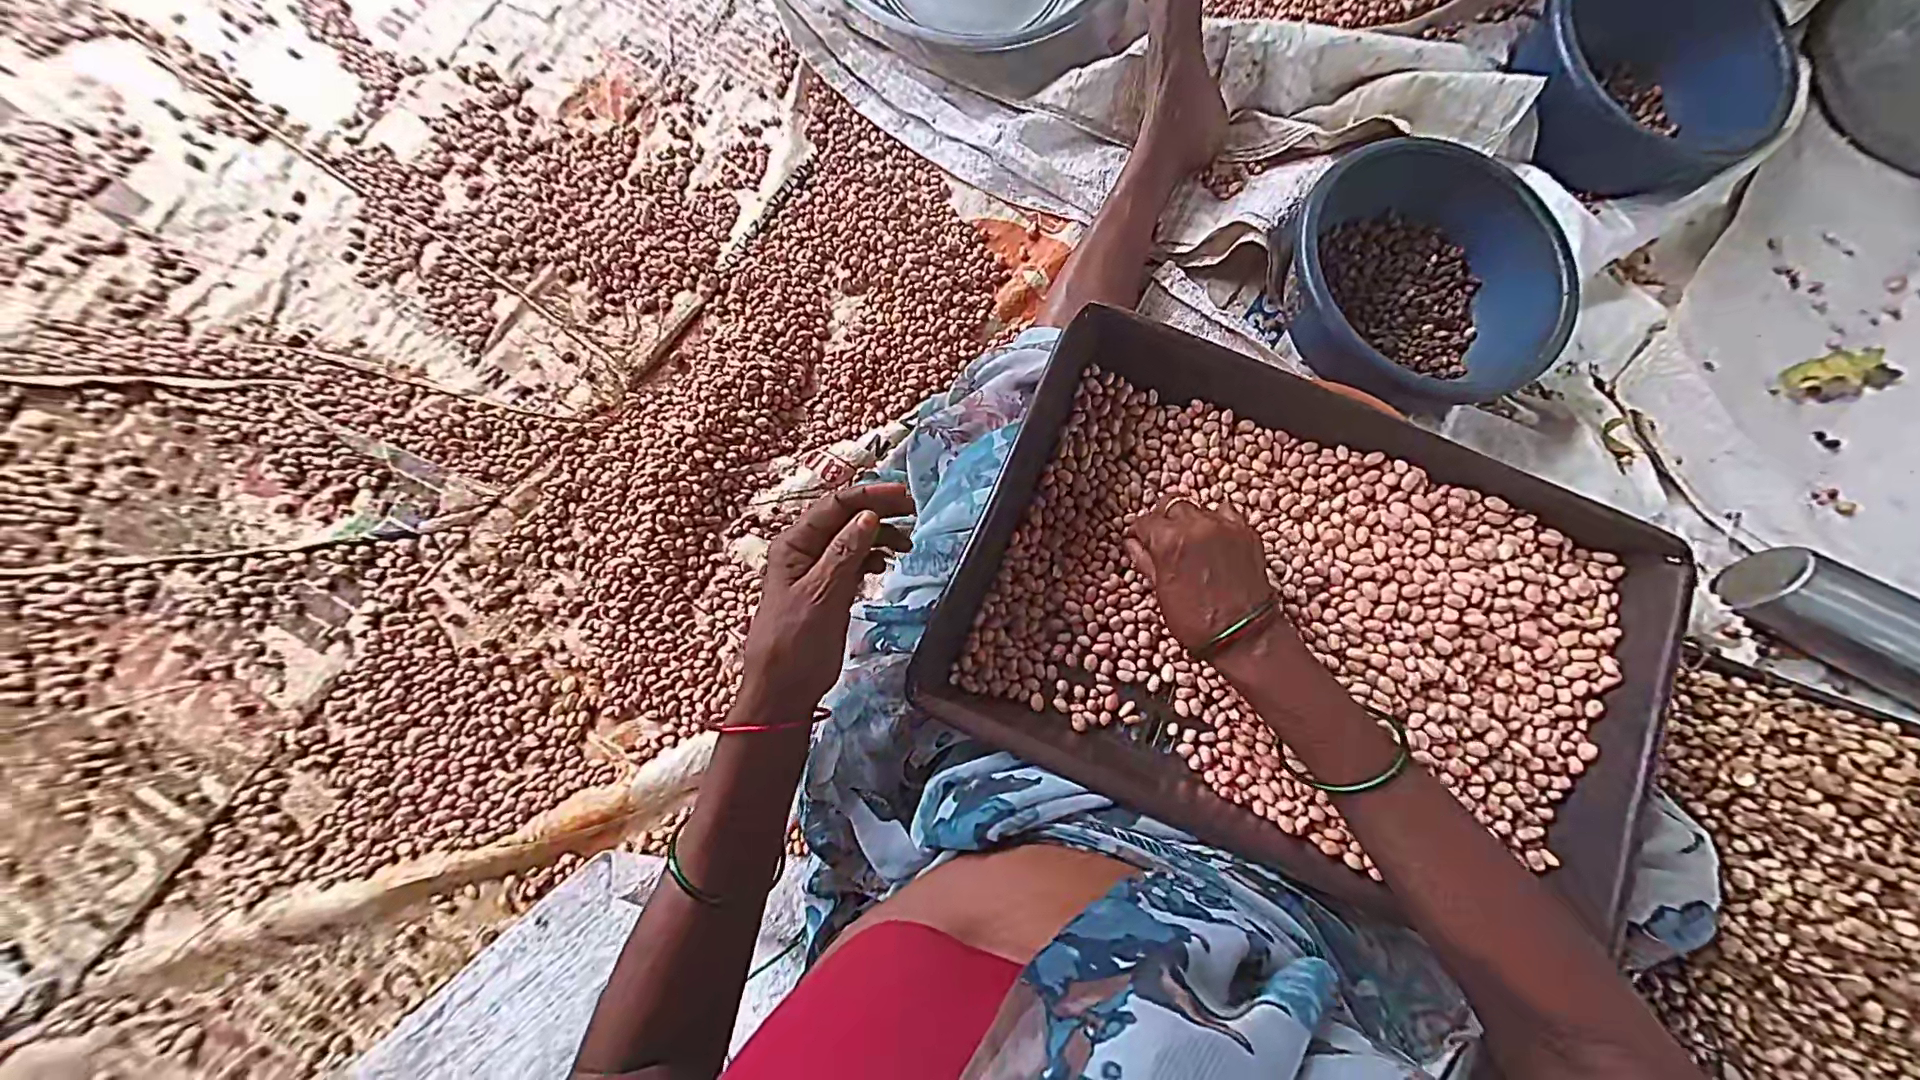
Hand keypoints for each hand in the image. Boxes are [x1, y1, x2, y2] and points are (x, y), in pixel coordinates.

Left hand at [738, 483, 914, 708]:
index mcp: (794, 544)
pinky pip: (855, 562)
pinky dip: (873, 557)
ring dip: (880, 536)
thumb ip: (845, 553)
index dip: (869, 495)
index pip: (834, 506)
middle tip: (913, 512)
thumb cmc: (794, 642)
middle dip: (878, 511)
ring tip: (906, 544)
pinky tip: (886, 562)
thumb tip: (869, 515)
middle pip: (845, 519)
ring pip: (853, 539)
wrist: (783, 690)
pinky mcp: (830, 589)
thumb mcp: (821, 594)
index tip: (902, 495)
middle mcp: (805, 551)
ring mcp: (818, 570)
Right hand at [1123, 498, 1299, 658]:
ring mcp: (1224, 527)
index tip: (1139, 539)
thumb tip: (1134, 544)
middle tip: (1163, 539)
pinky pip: (1226, 513)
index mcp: (1168, 540)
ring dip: (1189, 520)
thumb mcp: (1160, 591)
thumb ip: (1146, 561)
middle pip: (1171, 506)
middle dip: (1163, 520)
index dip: (1139, 531)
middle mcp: (1196, 526)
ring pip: (1198, 508)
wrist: (1244, 635)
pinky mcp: (1246, 532)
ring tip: (1189, 541)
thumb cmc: (1198, 621)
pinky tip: (1213, 537)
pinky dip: (1216, 521)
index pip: (1145, 521)